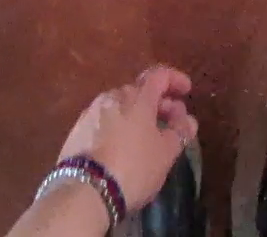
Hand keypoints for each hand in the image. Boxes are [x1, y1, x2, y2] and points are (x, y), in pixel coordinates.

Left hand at [56, 66, 199, 210]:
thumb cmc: (133, 166)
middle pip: (140, 91)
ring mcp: (93, 111)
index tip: (187, 90)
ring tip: (147, 136)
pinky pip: (106, 120)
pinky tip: (123, 145)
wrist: (85, 190)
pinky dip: (120, 126)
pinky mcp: (78, 130)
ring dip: (138, 114)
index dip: (175, 79)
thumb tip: (188, 120)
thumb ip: (179, 132)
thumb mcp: (165, 153)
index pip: (160, 75)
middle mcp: (114, 96)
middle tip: (171, 121)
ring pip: (122, 105)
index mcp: (137, 96)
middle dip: (159, 102)